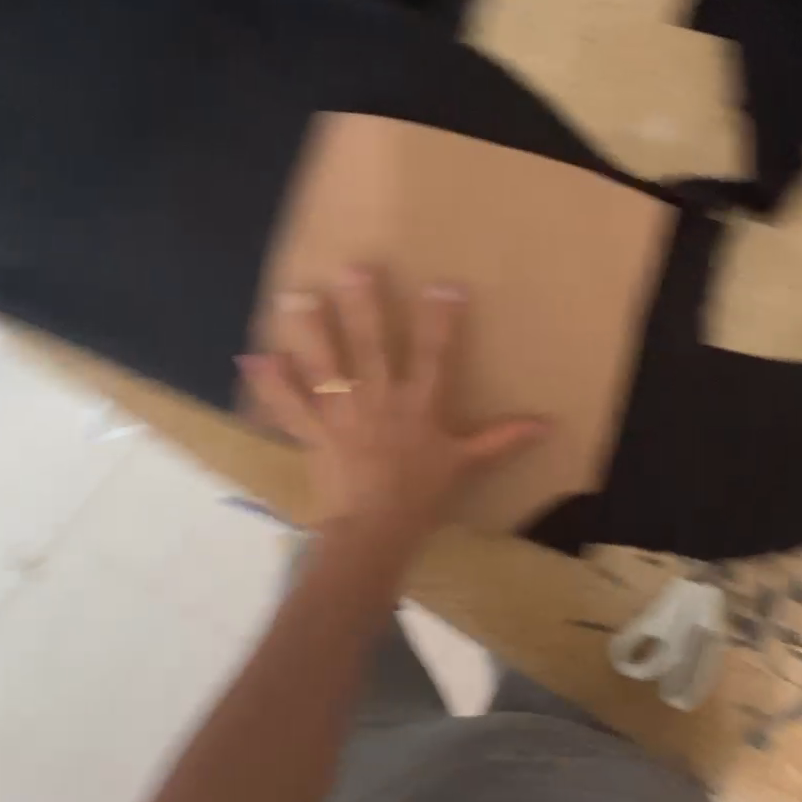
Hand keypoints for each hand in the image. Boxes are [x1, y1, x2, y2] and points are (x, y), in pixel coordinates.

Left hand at [236, 267, 547, 549]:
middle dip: (362, 307)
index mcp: (420, 405)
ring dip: (309, 332)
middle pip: (370, 347)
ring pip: (325, 367)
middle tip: (352, 269)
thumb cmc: (423, 495)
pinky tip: (252, 357)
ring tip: (294, 297)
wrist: (376, 532)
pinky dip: (271, 384)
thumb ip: (504, 437)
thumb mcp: (467, 463)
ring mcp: (343, 415)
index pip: (434, 354)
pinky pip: (290, 406)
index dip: (441, 319)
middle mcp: (380, 401)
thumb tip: (549, 423)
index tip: (444, 284)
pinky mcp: (314, 433)